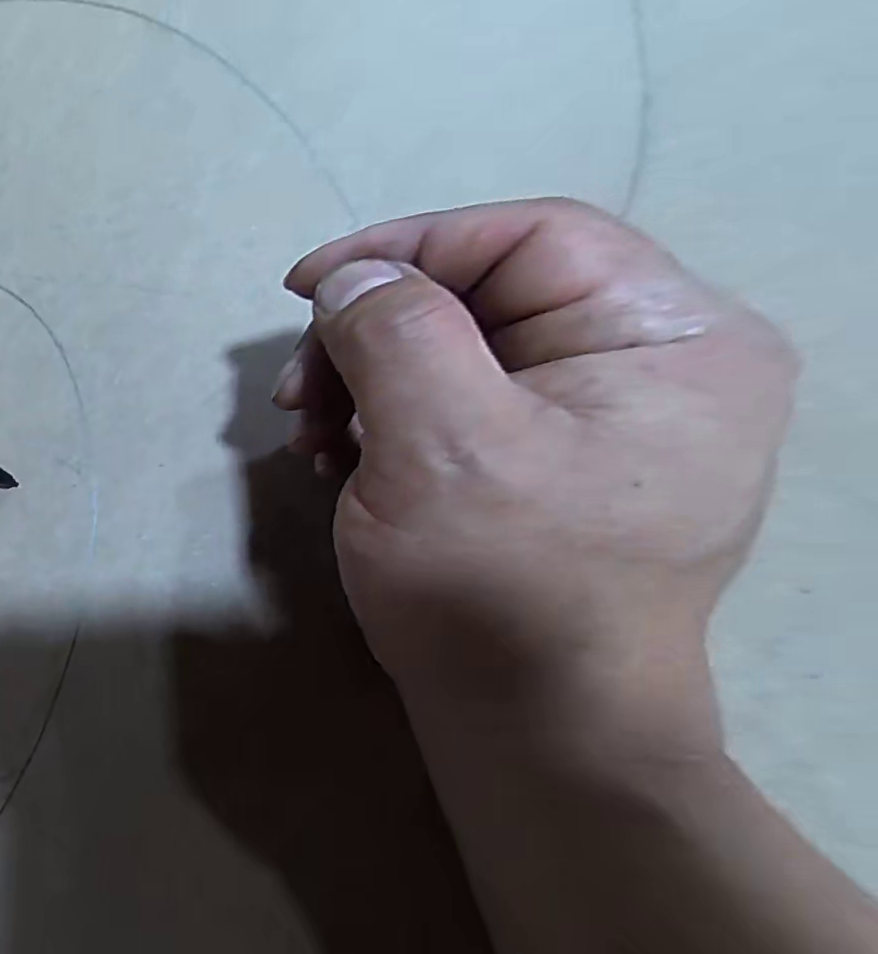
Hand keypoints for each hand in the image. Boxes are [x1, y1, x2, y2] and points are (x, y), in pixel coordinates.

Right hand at [276, 199, 795, 752]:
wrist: (524, 714)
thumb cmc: (494, 582)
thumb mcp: (438, 446)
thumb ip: (395, 338)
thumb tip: (348, 276)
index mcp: (660, 337)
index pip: (523, 239)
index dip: (403, 247)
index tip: (301, 287)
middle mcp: (635, 365)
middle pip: (473, 299)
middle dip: (364, 336)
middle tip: (292, 393)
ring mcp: (579, 420)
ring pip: (444, 355)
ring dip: (356, 383)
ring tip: (307, 438)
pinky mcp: (526, 464)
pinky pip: (439, 407)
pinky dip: (374, 422)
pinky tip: (336, 458)